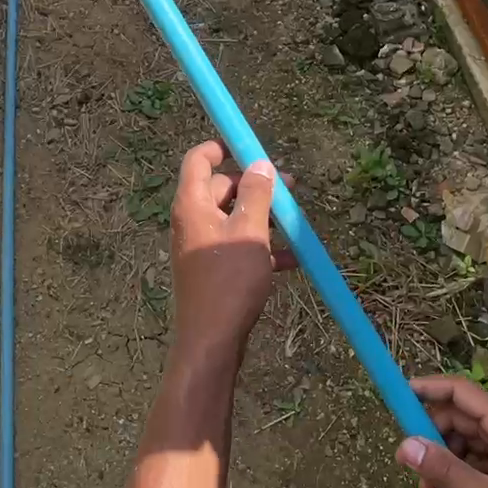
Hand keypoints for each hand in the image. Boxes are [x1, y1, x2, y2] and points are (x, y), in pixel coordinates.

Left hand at [167, 141, 294, 372]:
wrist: (211, 341)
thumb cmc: (229, 281)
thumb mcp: (249, 232)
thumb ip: (256, 194)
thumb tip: (259, 163)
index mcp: (192, 204)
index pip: (198, 159)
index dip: (221, 147)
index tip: (249, 146)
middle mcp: (191, 220)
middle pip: (220, 187)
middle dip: (254, 185)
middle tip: (289, 188)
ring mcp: (201, 245)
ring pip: (233, 217)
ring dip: (263, 216)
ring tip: (296, 222)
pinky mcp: (212, 268)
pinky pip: (237, 245)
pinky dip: (261, 245)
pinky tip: (292, 258)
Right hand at [397, 376, 487, 487]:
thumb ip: (446, 473)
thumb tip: (403, 445)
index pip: (463, 392)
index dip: (429, 388)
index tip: (397, 395)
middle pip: (464, 417)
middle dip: (433, 435)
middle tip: (408, 463)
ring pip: (472, 443)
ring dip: (447, 460)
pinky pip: (486, 464)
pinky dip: (464, 475)